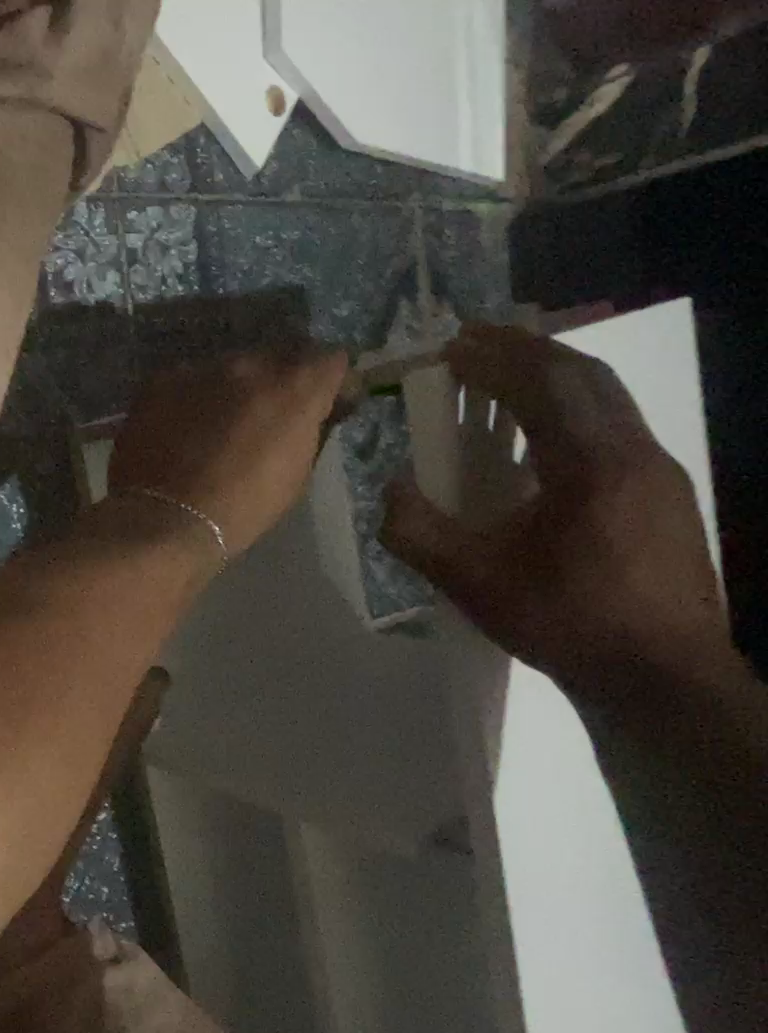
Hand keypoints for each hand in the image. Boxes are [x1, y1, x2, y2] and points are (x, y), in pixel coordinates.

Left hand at [108, 344, 347, 556]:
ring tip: (216, 422)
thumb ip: (306, 429)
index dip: (328, 381)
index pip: (329, 359)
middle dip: (276, 381)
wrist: (165, 517)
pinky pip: (183, 382)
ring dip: (229, 389)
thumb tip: (308, 413)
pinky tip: (179, 427)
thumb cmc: (241, 507)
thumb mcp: (296, 472)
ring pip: (225, 369)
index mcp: (295, 388)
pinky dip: (188, 398)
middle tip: (264, 413)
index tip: (324, 401)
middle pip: (274, 358)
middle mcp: (249, 367)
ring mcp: (199, 370)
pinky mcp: (158, 383)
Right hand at [380, 325, 736, 701]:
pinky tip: (539, 423)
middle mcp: (636, 454)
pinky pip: (614, 423)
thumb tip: (389, 486)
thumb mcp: (468, 578)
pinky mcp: (662, 494)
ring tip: (502, 367)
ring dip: (553, 372)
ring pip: (607, 397)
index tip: (446, 348)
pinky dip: (571, 403)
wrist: (659, 673)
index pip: (543, 387)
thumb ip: (415, 528)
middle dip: (527, 350)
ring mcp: (658, 472)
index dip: (492, 361)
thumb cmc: (561, 618)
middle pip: (585, 377)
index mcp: (592, 465)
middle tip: (473, 339)